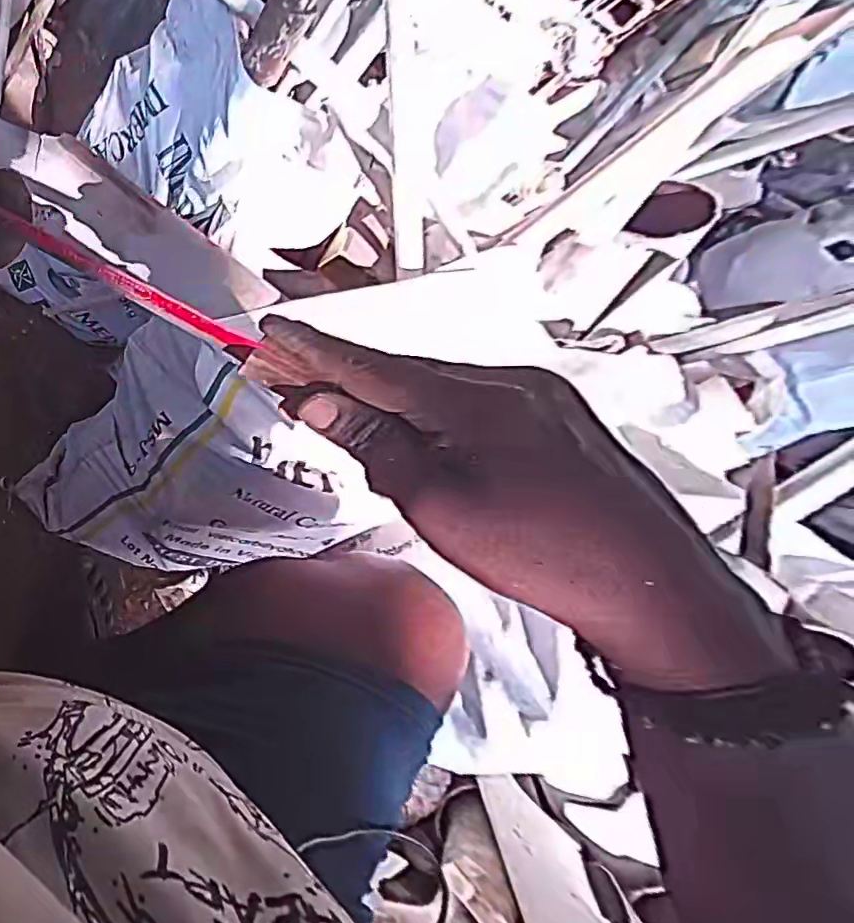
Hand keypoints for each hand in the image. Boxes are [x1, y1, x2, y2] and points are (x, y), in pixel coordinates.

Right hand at [254, 316, 795, 691]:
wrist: (649, 590)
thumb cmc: (545, 551)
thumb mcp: (432, 499)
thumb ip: (370, 443)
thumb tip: (320, 404)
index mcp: (477, 401)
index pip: (369, 365)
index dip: (311, 348)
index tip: (273, 332)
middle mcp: (509, 386)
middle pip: (394, 369)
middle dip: (330, 371)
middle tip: (279, 370)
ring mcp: (532, 399)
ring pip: (424, 384)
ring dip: (368, 390)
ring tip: (323, 400)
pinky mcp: (543, 418)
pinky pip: (455, 398)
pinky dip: (409, 405)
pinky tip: (388, 418)